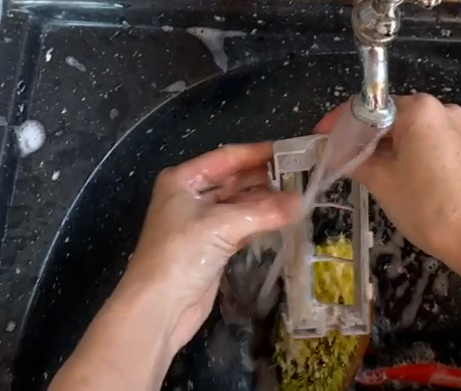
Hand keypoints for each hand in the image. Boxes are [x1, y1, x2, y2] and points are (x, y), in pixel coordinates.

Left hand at [113, 142, 298, 352]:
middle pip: (233, 180)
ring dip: (265, 202)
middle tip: (300, 174)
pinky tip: (283, 218)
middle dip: (264, 178)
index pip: (226, 158)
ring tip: (298, 195)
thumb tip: (302, 201)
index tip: (289, 150)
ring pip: (238, 204)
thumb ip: (263, 212)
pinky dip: (260, 222)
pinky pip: (240, 226)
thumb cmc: (181, 253)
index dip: (257, 153)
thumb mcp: (221, 226)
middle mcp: (191, 195)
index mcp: (184, 179)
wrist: (158, 309)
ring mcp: (201, 222)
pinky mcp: (211, 247)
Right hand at [315, 93, 460, 268]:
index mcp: (419, 109)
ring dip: (385, 146)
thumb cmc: (428, 207)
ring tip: (364, 169)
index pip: (368, 107)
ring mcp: (458, 129)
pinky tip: (395, 175)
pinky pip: (427, 142)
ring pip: (408, 130)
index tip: (320, 138)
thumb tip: (328, 150)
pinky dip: (407, 153)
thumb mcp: (382, 181)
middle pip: (389, 116)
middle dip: (363, 136)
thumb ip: (352, 159)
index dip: (340, 123)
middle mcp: (441, 109)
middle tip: (339, 157)